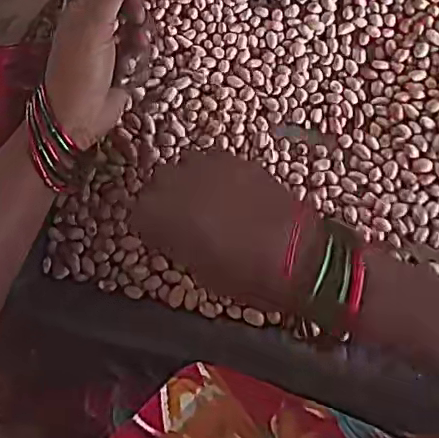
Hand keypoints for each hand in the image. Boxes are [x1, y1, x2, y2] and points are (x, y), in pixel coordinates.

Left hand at [43, 0, 146, 148]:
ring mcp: (112, 50)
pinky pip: (144, 58)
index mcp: (84, 12)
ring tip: (127, 64)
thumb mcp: (93, 28)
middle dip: (140, 25)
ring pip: (143, 35)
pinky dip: (139, 68)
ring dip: (140, 50)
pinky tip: (128, 78)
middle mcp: (98, 27)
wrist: (79, 118)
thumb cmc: (80, 71)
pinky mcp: (124, 70)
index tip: (136, 9)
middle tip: (136, 37)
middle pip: (135, 11)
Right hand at [132, 151, 307, 310]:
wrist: (300, 257)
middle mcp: (178, 184)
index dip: (148, 224)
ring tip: (204, 199)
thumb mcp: (200, 271)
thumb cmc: (247, 277)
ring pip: (183, 164)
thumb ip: (177, 243)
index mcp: (163, 216)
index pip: (138, 211)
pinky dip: (213, 173)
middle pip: (157, 182)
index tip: (160, 234)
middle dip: (164, 197)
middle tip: (181, 217)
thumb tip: (172, 234)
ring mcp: (207, 167)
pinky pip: (211, 160)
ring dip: (187, 180)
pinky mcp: (234, 159)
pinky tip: (227, 189)